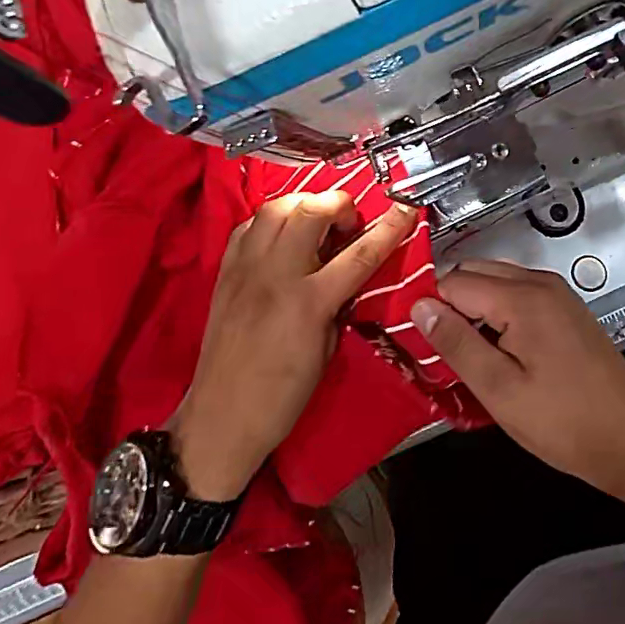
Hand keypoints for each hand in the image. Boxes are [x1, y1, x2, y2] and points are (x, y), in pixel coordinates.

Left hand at [172, 193, 418, 500]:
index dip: (388, 228)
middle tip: (349, 223)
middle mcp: (274, 275)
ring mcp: (245, 269)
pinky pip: (249, 226)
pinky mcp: (224, 271)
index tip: (404, 209)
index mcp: (308, 302)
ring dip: (304, 204)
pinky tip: (283, 235)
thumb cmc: (282, 395)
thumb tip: (349, 272)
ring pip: (275, 206)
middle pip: (310, 211)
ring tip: (317, 221)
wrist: (221, 419)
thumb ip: (340, 303)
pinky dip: (272, 220)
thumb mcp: (328, 349)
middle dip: (339, 205)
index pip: (359, 253)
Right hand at [412, 260, 624, 498]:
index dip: (427, 305)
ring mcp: (556, 294)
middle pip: (474, 273)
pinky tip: (491, 351)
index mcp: (523, 298)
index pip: (454, 281)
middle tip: (429, 346)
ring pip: (494, 282)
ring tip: (457, 353)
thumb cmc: (565, 422)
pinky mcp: (565, 310)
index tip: (408, 335)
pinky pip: (516, 295)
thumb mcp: (499, 389)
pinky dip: (495, 313)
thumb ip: (456, 343)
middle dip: (447, 303)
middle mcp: (540, 283)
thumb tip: (420, 306)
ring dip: (470, 308)